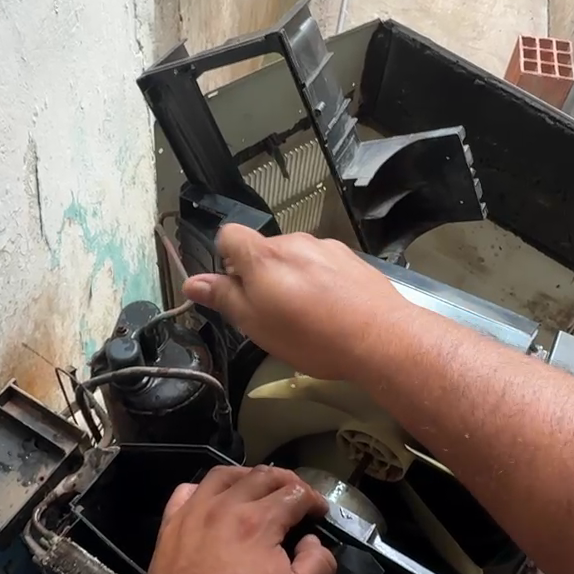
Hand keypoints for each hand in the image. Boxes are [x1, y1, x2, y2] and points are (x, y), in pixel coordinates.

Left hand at [143, 465, 337, 573]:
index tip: (320, 512)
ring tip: (259, 487)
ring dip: (248, 476)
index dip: (314, 499)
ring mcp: (194, 512)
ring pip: (224, 475)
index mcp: (260, 521)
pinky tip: (213, 500)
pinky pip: (187, 491)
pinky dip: (205, 489)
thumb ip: (318, 564)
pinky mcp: (171, 524)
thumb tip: (311, 540)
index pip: (294, 493)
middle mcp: (226, 505)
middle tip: (297, 495)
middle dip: (287, 481)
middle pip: (262, 476)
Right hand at [181, 225, 412, 379]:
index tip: (235, 288)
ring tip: (306, 317)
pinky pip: (322, 265)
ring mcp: (326, 248)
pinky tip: (331, 310)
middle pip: (264, 250)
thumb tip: (193, 282)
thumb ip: (223, 298)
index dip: (225, 259)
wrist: (380, 338)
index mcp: (263, 256)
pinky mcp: (351, 259)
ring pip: (295, 258)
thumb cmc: (311, 337)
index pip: (228, 235)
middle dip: (261, 275)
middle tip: (269, 314)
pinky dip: (319, 282)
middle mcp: (293, 242)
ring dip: (291, 279)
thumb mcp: (255, 324)